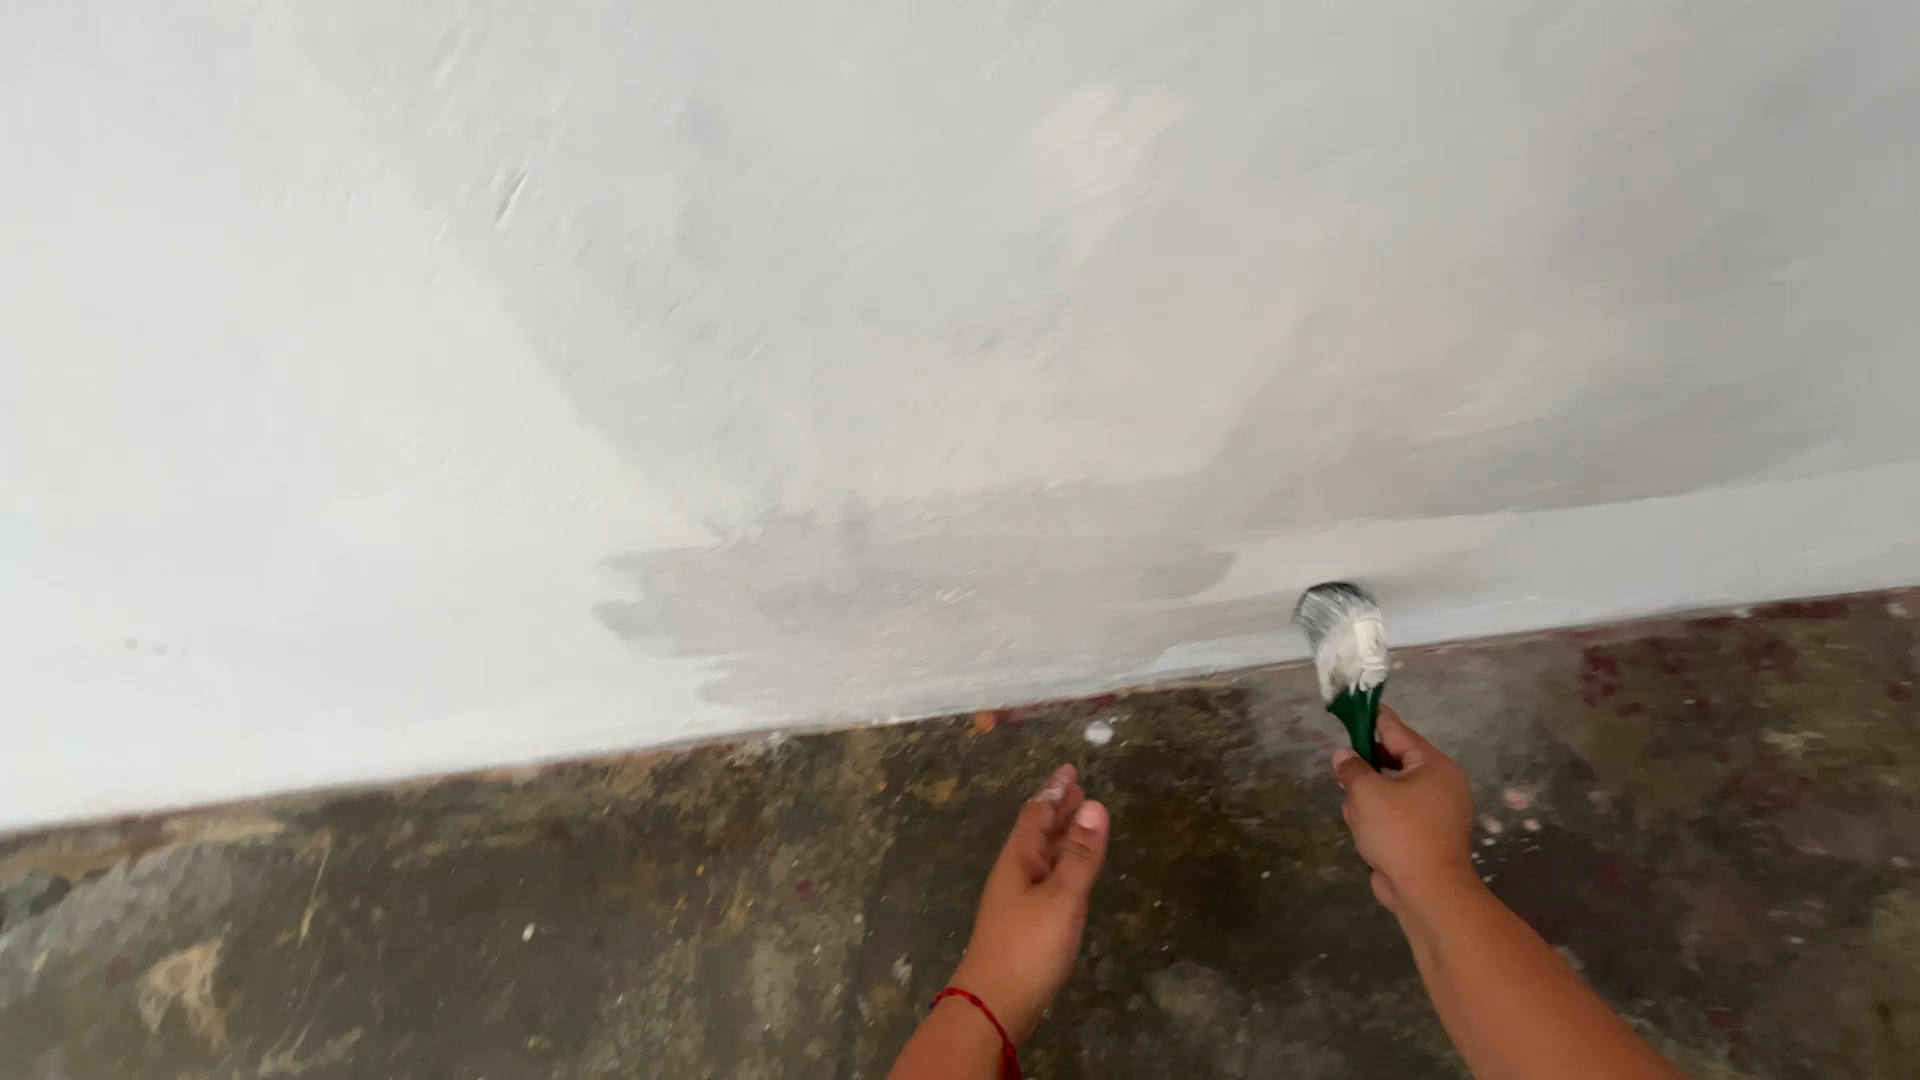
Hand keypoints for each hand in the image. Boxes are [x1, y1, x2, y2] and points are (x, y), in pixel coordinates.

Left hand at [947, 764, 1109, 1042]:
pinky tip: (1068, 872)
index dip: (1055, 790)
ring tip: (1079, 820)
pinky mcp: (1023, 920)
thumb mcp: (1062, 898)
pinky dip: (1059, 862)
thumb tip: (1095, 805)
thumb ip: (1080, 855)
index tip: (1070, 769)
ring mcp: (1016, 896)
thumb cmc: (1028, 946)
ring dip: (1059, 834)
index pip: (1038, 812)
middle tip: (1078, 788)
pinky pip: (1044, 875)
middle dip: (1058, 808)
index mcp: (1019, 857)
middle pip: (1037, 830)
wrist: (992, 1005)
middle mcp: (1014, 870)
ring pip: (1040, 853)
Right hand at [1332, 707, 1475, 914]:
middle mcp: (1441, 785)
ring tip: (1352, 809)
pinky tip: (1361, 827)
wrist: (1428, 892)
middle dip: (1365, 765)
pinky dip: (1377, 816)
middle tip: (1341, 770)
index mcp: (1434, 767)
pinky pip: (1395, 813)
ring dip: (1367, 795)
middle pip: (1394, 760)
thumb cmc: (1399, 831)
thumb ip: (1351, 767)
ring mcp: (1437, 813)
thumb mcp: (1365, 791)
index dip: (1371, 719)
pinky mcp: (1428, 836)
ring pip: (1391, 789)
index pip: (1397, 731)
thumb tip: (1344, 755)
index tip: (1351, 707)